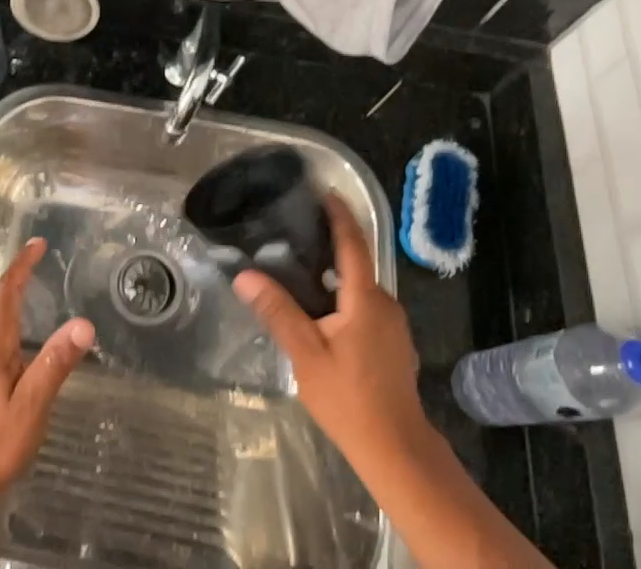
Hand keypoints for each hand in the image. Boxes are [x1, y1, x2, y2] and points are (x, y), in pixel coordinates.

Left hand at [0, 238, 95, 502]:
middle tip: (39, 258)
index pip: (6, 293)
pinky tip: (19, 338)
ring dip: (11, 298)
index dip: (21, 266)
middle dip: (17, 276)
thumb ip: (55, 363)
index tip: (37, 244)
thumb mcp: (31, 405)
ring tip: (31, 288)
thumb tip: (83, 324)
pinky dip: (7, 321)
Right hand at [232, 193, 427, 477]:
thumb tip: (245, 276)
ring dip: (336, 272)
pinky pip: (365, 306)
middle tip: (298, 228)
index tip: (325, 192)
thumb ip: (278, 311)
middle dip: (333, 242)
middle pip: (359, 263)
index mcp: (366, 299)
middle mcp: (385, 304)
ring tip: (301, 265)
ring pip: (361, 288)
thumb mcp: (305, 353)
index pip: (353, 244)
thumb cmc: (348, 397)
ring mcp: (393, 326)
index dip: (340, 216)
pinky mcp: (392, 345)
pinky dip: (343, 296)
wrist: (395, 447)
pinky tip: (321, 308)